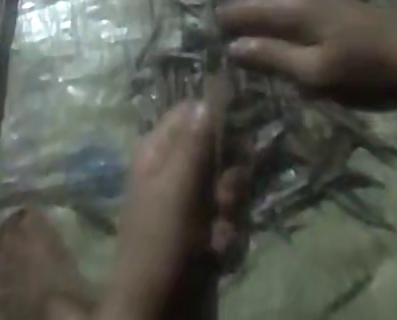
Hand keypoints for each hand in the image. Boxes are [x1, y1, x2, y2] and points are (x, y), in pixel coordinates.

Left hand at [100, 97, 247, 319]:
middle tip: (223, 201)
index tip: (239, 138)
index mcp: (157, 150)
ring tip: (217, 238)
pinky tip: (218, 256)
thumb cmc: (160, 243)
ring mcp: (190, 202)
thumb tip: (208, 97)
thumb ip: (194, 142)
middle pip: (219, 151)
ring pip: (231, 188)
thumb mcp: (177, 186)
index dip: (218, 121)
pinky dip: (230, 238)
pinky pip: (232, 220)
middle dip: (230, 180)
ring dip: (232, 214)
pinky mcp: (205, 232)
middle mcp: (174, 169)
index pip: (192, 112)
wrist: (157, 313)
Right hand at [220, 0, 396, 109]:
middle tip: (226, 64)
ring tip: (251, 63)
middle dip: (240, 31)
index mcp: (290, 3)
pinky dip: (281, 31)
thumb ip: (271, 57)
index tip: (202, 49)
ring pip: (273, 12)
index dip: (220, 28)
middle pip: (254, 8)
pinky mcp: (328, 2)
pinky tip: (283, 53)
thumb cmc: (368, 70)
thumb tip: (231, 46)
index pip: (238, 9)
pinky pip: (290, 14)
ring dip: (262, 33)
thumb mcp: (316, 74)